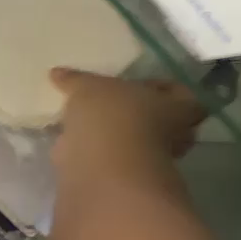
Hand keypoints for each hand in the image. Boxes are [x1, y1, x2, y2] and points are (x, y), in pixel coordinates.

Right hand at [50, 68, 205, 174]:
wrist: (102, 160)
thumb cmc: (113, 114)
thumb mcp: (89, 85)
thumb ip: (76, 78)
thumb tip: (59, 72)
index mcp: (178, 107)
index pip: (182, 94)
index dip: (162, 87)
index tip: (136, 83)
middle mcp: (174, 132)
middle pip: (164, 118)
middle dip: (141, 111)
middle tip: (112, 101)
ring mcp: (150, 153)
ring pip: (137, 135)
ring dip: (118, 129)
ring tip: (87, 117)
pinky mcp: (124, 167)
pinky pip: (113, 149)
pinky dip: (98, 143)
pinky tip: (75, 134)